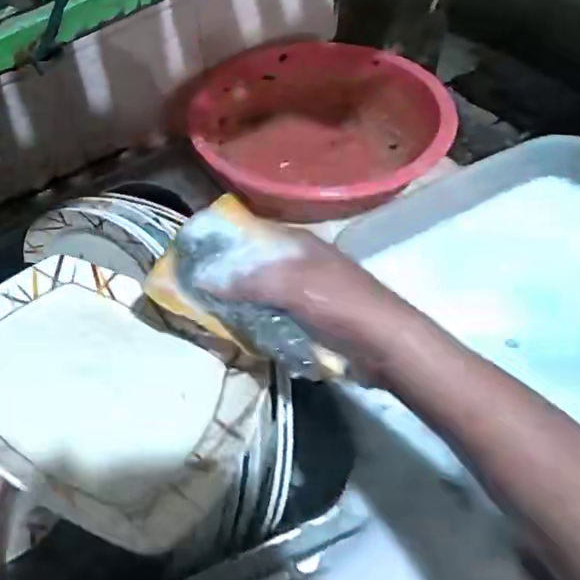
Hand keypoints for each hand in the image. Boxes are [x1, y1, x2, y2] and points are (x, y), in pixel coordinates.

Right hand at [202, 220, 420, 372]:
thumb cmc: (340, 304)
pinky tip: (234, 322)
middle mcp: (295, 258)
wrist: (391, 349)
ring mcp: (301, 287)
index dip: (216, 236)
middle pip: (246, 258)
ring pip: (254, 285)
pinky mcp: (306, 313)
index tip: (188, 249)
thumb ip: (242, 280)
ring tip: (205, 303)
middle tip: (190, 279)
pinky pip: (266, 308)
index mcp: (293, 241)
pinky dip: (250, 313)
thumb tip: (200, 278)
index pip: (244, 229)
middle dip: (220, 268)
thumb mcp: (288, 285)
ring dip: (234, 294)